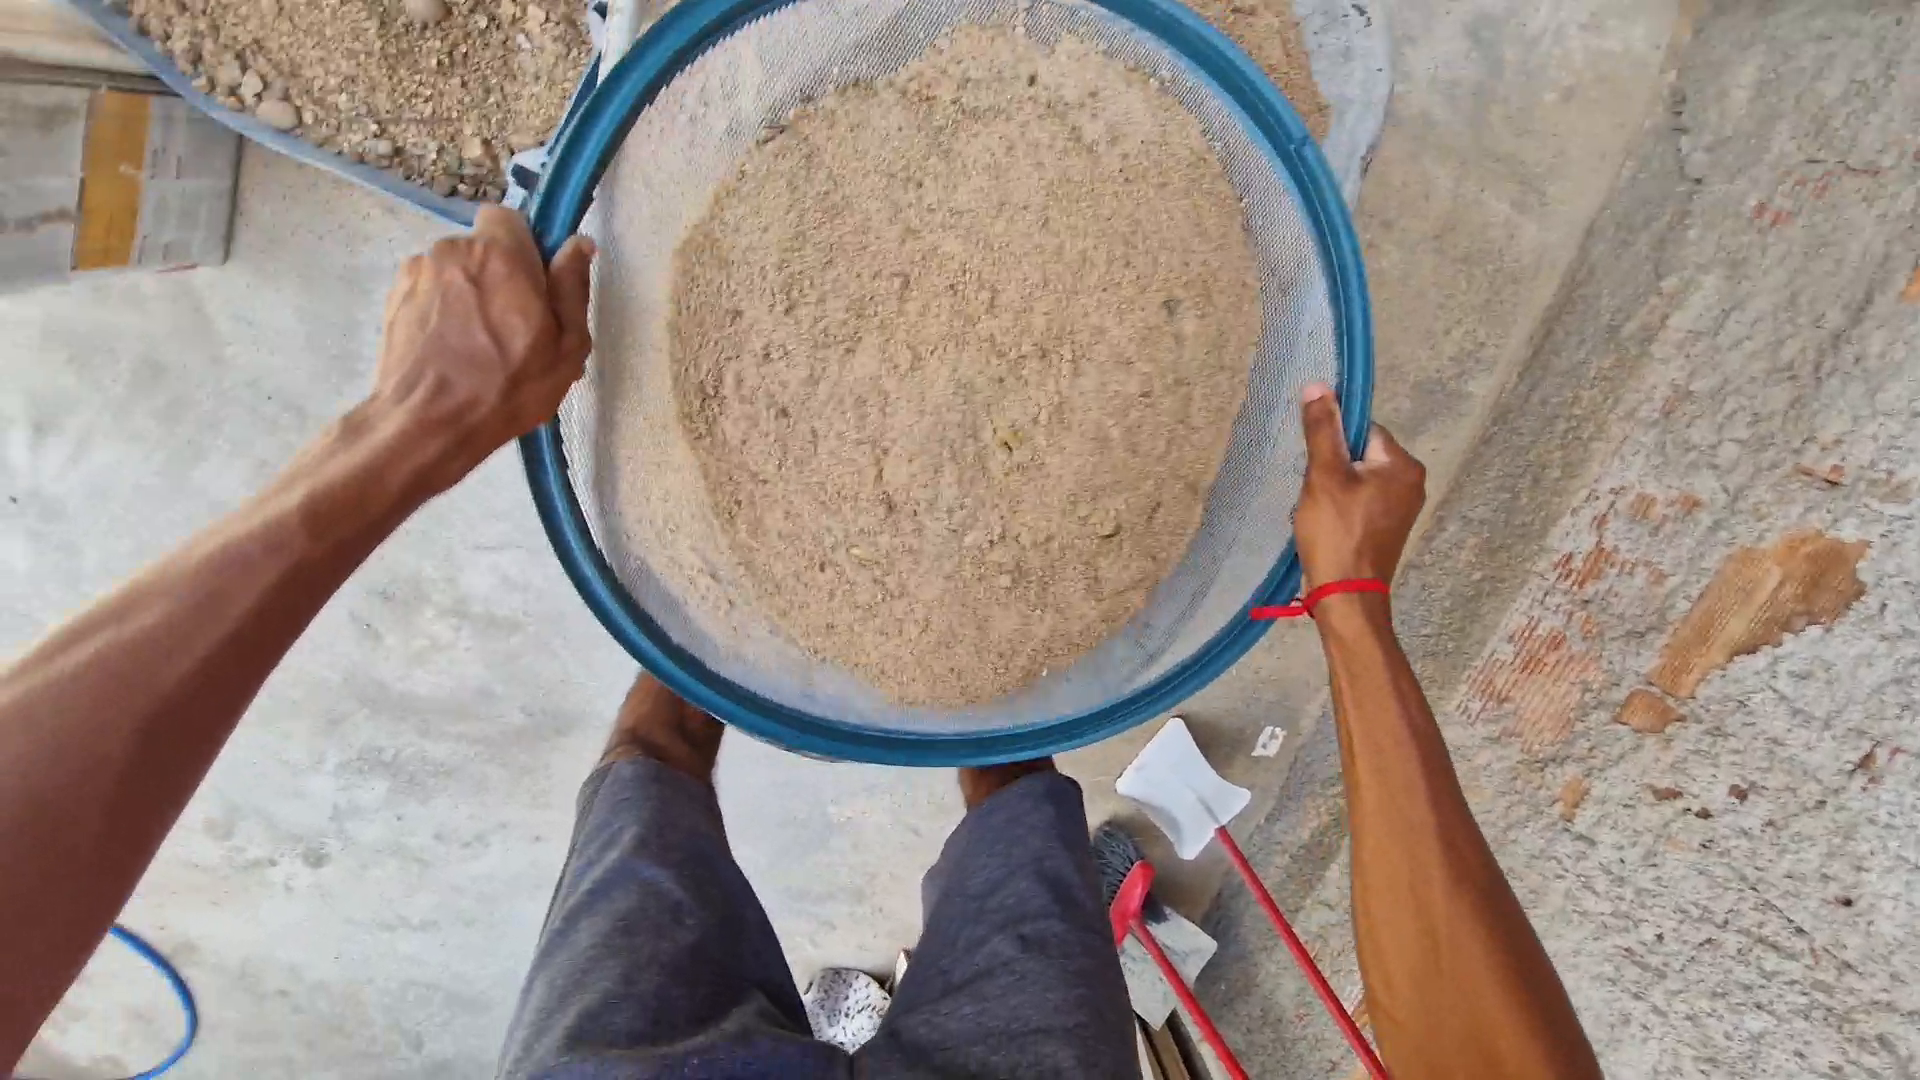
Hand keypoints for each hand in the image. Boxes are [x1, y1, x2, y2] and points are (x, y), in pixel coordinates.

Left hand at [371, 204, 595, 496]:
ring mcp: (417, 273)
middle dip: (503, 276)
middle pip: (484, 249)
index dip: (526, 247)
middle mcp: (452, 250)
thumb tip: (579, 245)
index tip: (539, 286)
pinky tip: (457, 351)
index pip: (509, 218)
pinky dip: (447, 313)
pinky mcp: (395, 298)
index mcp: (501, 256)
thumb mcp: (567, 345)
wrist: (429, 420)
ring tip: (485, 346)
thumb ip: (572, 287)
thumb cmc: (510, 385)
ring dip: (474, 296)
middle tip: (521, 328)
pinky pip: (434, 293)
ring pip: (458, 272)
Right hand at [1293, 383, 1425, 588]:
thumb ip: (1322, 430)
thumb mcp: (1324, 475)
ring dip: (1331, 489)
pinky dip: (1340, 507)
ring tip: (1315, 510)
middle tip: (1311, 490)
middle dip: (1330, 468)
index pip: (1364, 430)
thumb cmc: (1336, 532)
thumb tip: (1318, 386)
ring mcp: (1402, 508)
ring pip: (1357, 480)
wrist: (1346, 594)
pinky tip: (1324, 524)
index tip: (1314, 465)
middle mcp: (1413, 482)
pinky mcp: (1388, 528)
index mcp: (1404, 464)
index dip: (1333, 443)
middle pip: (1360, 455)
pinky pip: (1360, 502)